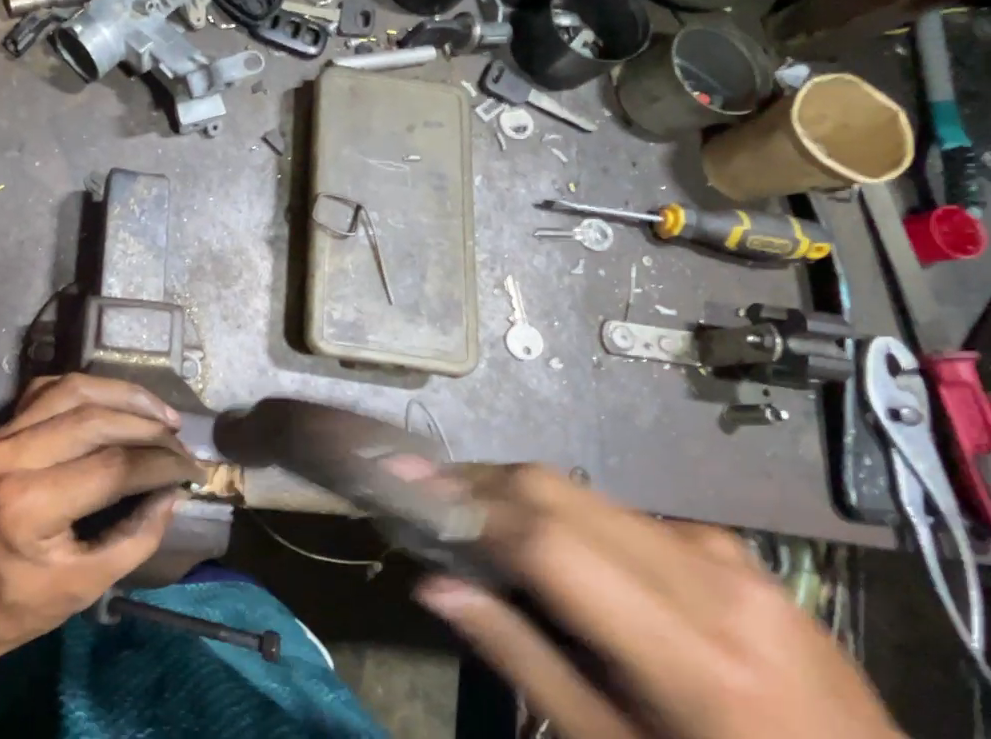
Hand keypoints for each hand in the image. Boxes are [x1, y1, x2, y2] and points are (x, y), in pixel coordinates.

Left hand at [0, 374, 200, 658]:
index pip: (112, 466)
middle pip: (93, 419)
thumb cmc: (13, 607)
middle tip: (182, 442)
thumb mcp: (83, 588)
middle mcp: (8, 457)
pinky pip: (43, 394)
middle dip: (147, 427)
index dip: (161, 464)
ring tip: (159, 414)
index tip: (194, 470)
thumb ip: (134, 537)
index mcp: (27, 504)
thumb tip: (171, 493)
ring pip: (68, 391)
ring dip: (120, 396)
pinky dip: (82, 391)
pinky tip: (113, 403)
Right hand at [414, 464, 901, 738]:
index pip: (545, 541)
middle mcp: (711, 582)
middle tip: (420, 491)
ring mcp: (735, 562)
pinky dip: (574, 517)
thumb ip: (525, 662)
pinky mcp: (744, 557)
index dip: (464, 505)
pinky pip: (634, 517)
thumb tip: (437, 586)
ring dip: (520, 494)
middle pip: (562, 494)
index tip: (400, 482)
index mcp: (685, 652)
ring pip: (592, 495)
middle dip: (477, 482)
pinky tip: (552, 546)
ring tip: (470, 516)